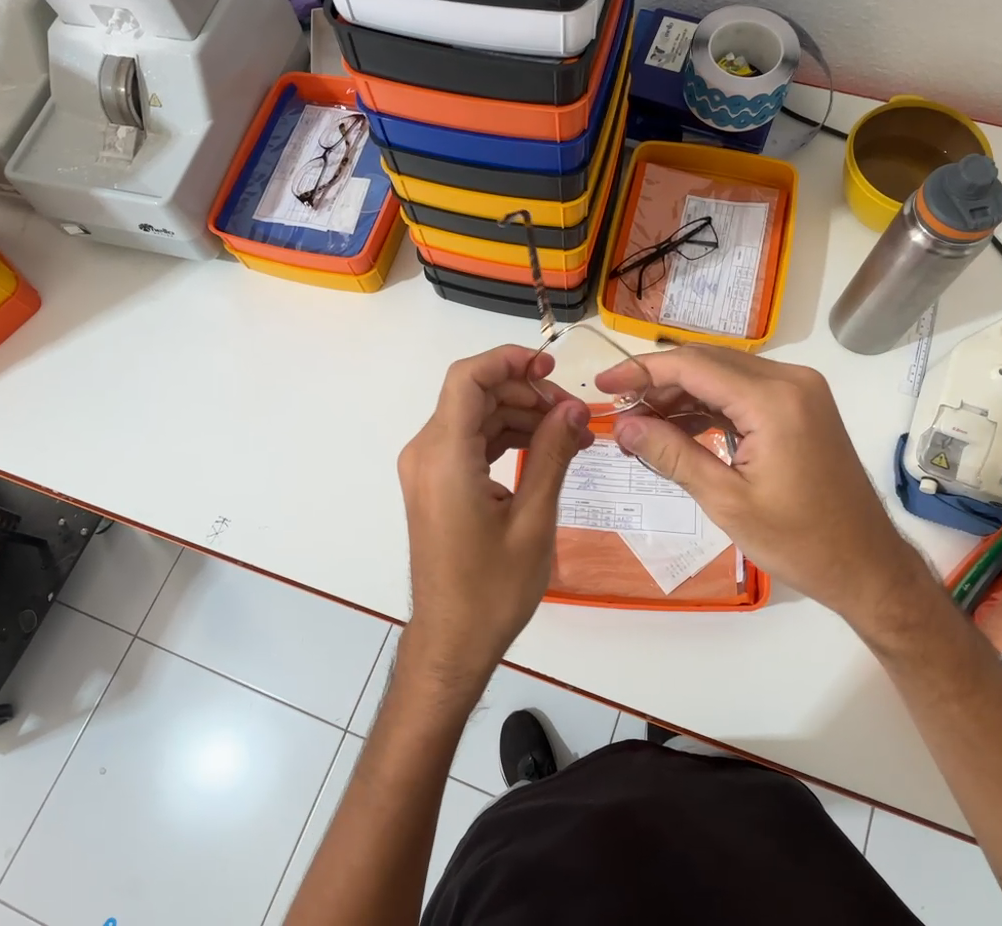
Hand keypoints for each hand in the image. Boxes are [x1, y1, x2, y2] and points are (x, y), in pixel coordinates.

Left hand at [397, 345, 592, 682]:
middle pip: (475, 395)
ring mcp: (427, 468)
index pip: (468, 379)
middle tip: (575, 416)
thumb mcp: (533, 520)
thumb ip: (551, 455)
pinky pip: (469, 442)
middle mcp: (426, 453)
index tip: (553, 367)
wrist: (453, 639)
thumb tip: (574, 408)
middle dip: (527, 393)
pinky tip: (544, 450)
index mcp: (444, 457)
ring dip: (521, 416)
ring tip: (571, 436)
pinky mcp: (435, 483)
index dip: (509, 360)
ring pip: (475, 416)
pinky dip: (505, 438)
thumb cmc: (493, 590)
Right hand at [595, 346, 939, 633]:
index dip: (641, 372)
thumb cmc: (800, 542)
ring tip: (640, 429)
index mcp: (774, 400)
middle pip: (707, 363)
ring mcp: (800, 391)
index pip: (693, 366)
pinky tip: (677, 431)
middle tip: (618, 415)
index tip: (602, 385)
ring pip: (724, 376)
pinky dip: (708, 407)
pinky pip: (744, 394)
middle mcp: (790, 380)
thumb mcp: (726, 501)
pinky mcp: (802, 407)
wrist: (866, 566)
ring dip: (681, 396)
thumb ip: (671, 455)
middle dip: (658, 384)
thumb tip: (621, 427)